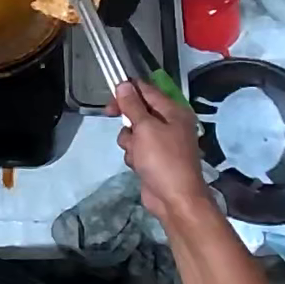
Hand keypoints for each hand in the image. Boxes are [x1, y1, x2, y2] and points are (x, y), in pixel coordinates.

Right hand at [107, 81, 214, 220]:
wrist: (175, 199)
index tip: (109, 94)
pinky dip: (134, 154)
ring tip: (136, 151)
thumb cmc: (163, 159)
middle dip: (126, 117)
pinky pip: (136, 148)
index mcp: (173, 111)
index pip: (147, 90)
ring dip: (129, 140)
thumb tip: (123, 85)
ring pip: (133, 130)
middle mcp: (169, 123)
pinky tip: (138, 164)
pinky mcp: (153, 158)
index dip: (127, 89)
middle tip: (110, 114)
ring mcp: (161, 142)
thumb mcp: (145, 128)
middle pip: (138, 110)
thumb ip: (132, 105)